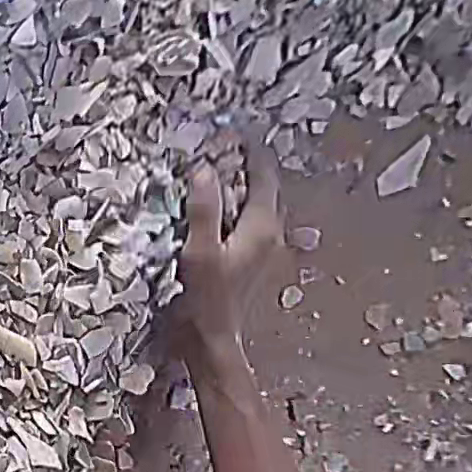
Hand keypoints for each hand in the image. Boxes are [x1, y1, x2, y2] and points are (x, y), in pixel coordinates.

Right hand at [161, 145, 282, 368]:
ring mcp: (265, 248)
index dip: (250, 153)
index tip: (233, 135)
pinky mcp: (253, 260)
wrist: (214, 336)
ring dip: (242, 189)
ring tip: (218, 177)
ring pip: (259, 207)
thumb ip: (203, 210)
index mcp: (263, 227)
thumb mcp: (199, 251)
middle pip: (265, 190)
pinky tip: (220, 212)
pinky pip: (250, 223)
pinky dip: (237, 210)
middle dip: (246, 169)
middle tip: (221, 154)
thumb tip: (205, 170)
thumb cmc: (207, 296)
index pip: (263, 177)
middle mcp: (272, 234)